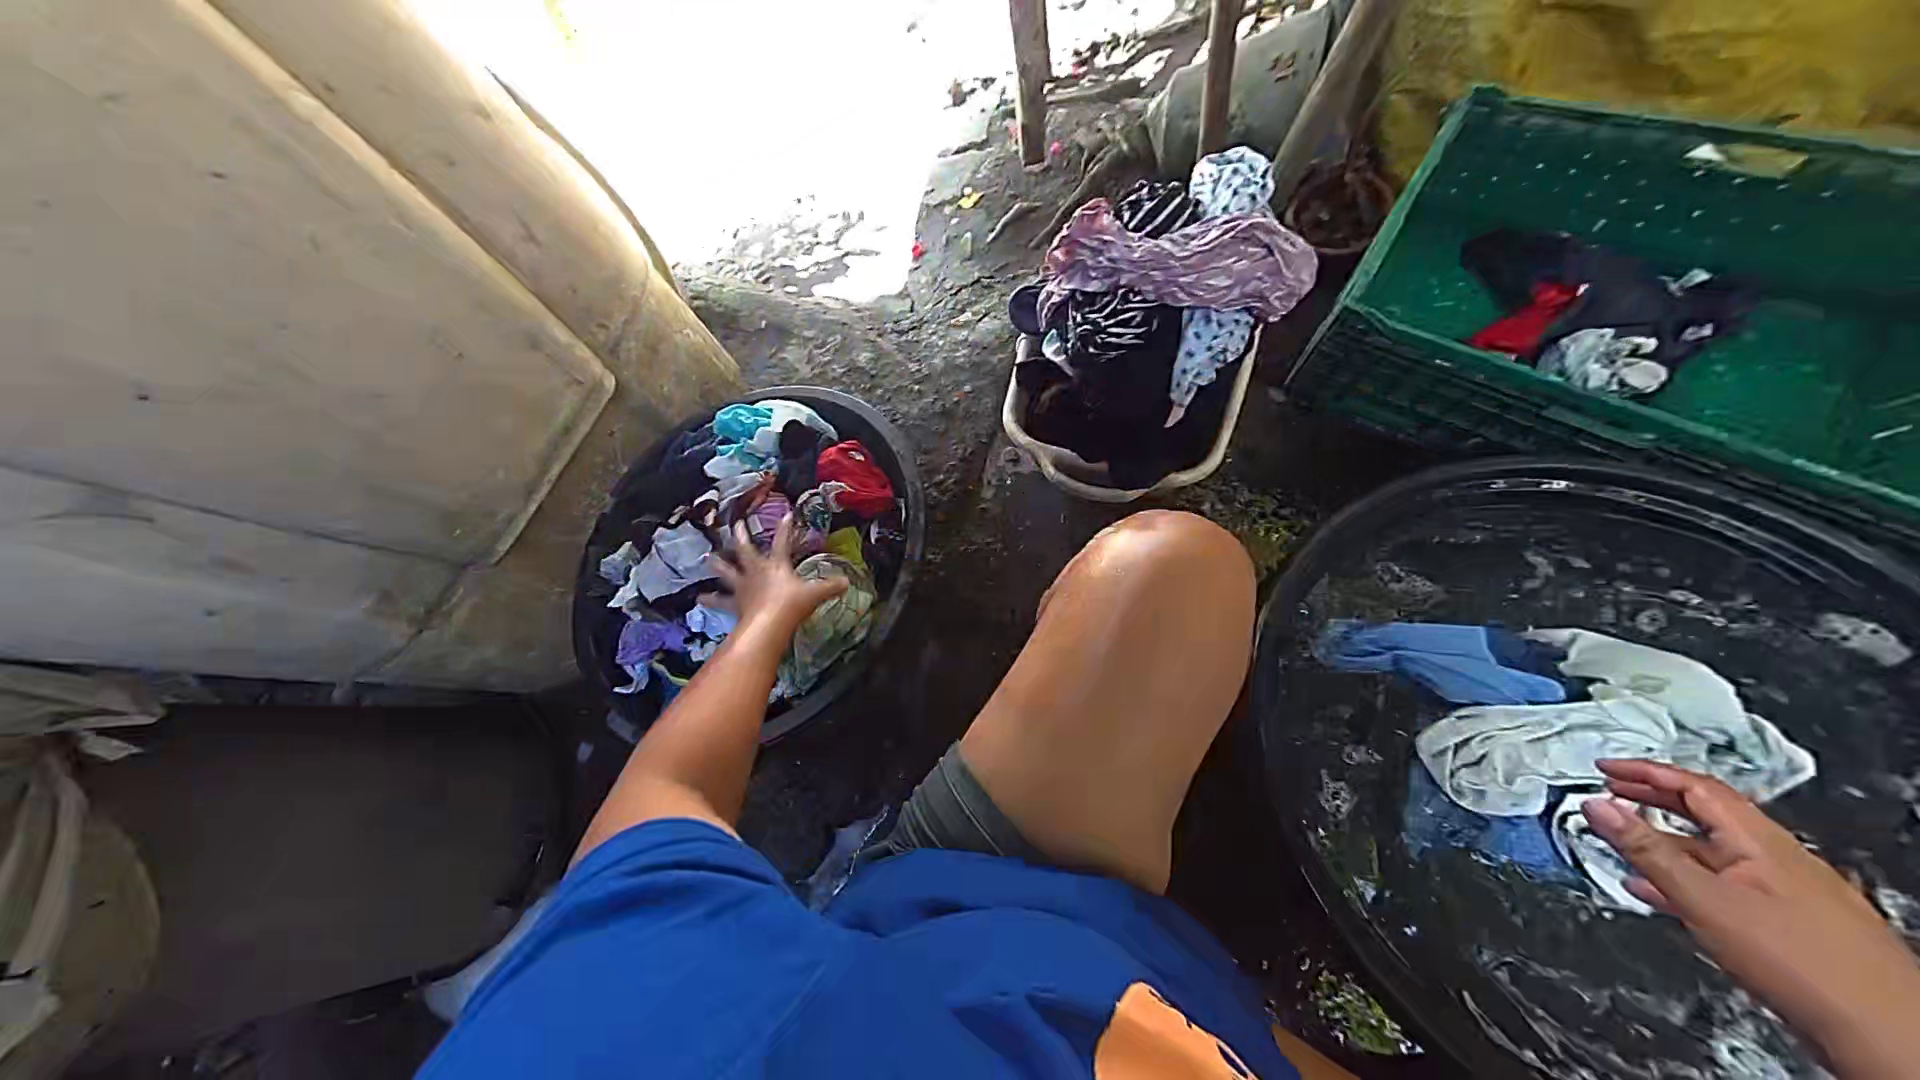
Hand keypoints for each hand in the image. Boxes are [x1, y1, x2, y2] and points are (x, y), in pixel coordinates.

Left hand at [710, 515, 843, 636]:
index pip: (783, 542)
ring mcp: (743, 588)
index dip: (786, 528)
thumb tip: (847, 583)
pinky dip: (710, 600)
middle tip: (736, 525)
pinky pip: (720, 602)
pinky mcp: (735, 605)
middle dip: (741, 537)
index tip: (787, 514)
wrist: (768, 625)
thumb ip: (830, 587)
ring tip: (707, 559)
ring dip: (718, 566)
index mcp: (776, 565)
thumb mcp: (815, 594)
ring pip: (727, 573)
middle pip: (745, 551)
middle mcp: (756, 572)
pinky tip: (699, 599)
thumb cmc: (791, 604)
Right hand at [1585, 760, 1919, 1079]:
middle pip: (1707, 814)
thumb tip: (1599, 807)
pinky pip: (1725, 884)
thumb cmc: (1808, 967)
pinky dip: (1685, 877)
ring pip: (1714, 852)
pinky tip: (1664, 894)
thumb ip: (1645, 849)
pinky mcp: (1790, 924)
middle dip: (1653, 799)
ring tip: (1625, 842)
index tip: (1608, 767)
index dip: (1646, 771)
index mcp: (1762, 844)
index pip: (1697, 787)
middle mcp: (1781, 861)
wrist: (1890, 1041)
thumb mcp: (1702, 898)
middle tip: (1613, 791)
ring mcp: (1790, 894)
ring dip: (1664, 841)